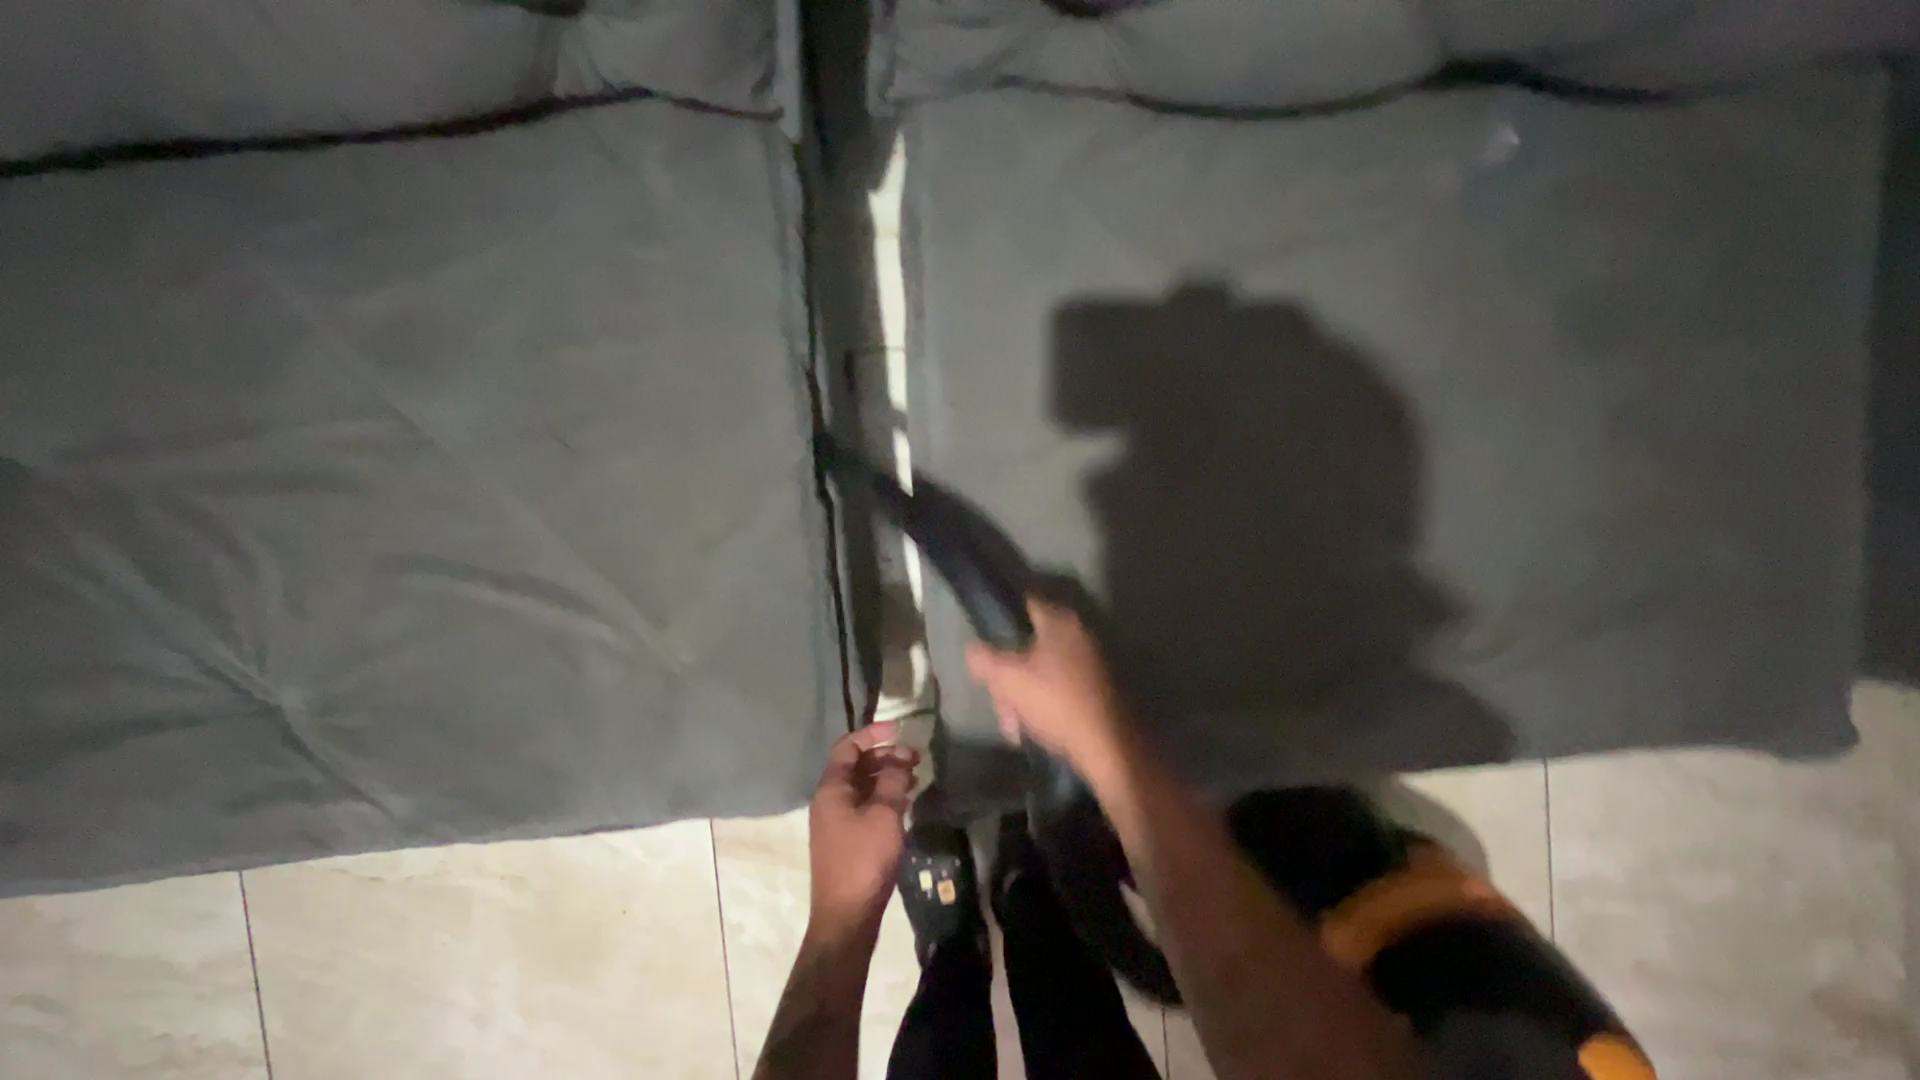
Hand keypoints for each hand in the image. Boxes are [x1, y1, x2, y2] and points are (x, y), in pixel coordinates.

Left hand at [807, 720, 918, 937]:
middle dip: (884, 756)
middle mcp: (828, 801)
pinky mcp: (845, 840)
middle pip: (854, 766)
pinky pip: (864, 806)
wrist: (846, 916)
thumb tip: (901, 756)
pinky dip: (883, 797)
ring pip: (861, 787)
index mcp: (831, 789)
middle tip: (915, 757)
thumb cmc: (864, 859)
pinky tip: (905, 803)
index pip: (848, 747)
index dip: (873, 733)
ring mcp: (835, 822)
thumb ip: (893, 781)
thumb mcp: (884, 814)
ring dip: (886, 777)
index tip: (900, 729)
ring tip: (915, 777)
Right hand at [965, 599, 1128, 769]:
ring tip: (1014, 726)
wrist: (1108, 744)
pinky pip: (1062, 689)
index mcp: (1060, 621)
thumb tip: (972, 649)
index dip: (1001, 617)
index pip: (1025, 603)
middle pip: (1030, 645)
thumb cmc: (1055, 701)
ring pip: (1044, 672)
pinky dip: (1046, 706)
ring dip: (1023, 697)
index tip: (986, 638)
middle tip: (999, 703)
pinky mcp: (1102, 689)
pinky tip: (1035, 730)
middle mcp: (1081, 634)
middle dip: (1009, 676)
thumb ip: (984, 659)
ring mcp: (1094, 662)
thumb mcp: (1008, 678)